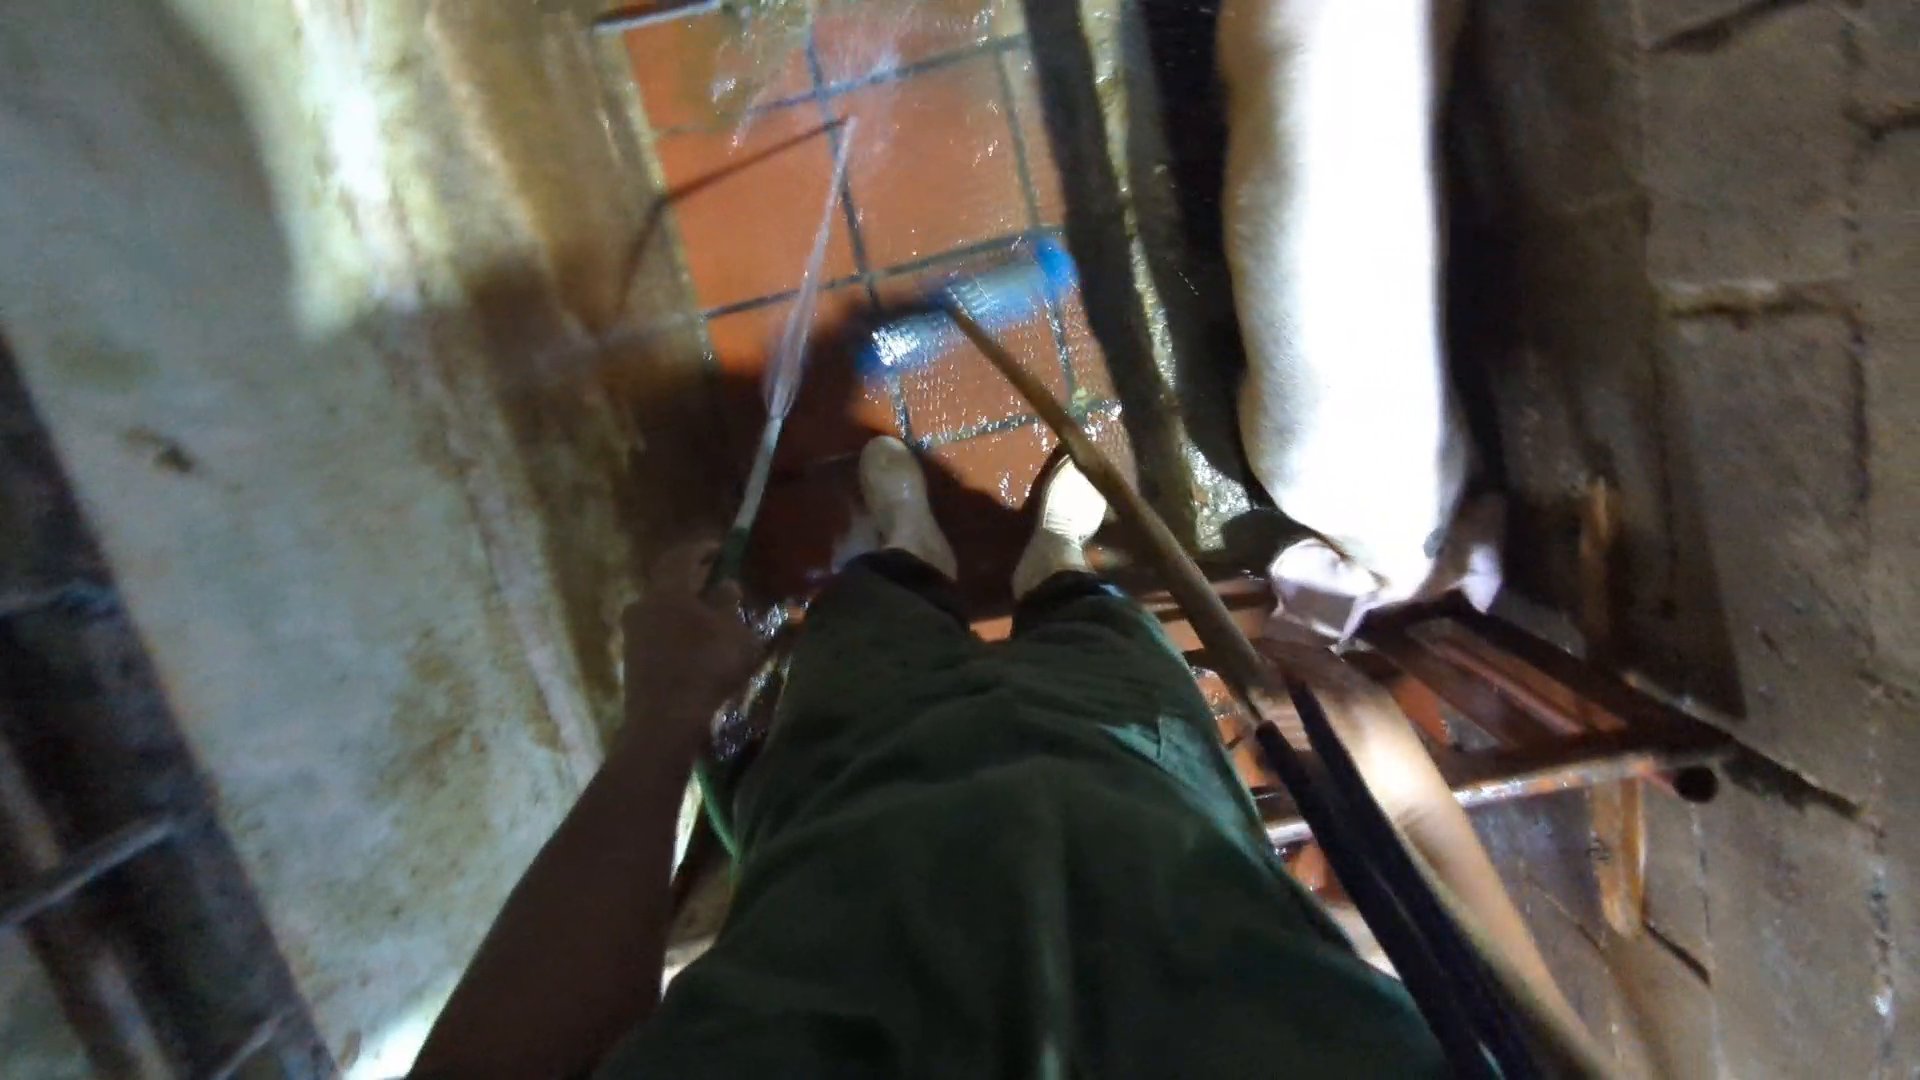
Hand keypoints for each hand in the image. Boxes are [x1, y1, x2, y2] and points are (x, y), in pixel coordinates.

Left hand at [620, 541, 760, 751]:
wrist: (665, 721)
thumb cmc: (706, 666)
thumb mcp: (735, 633)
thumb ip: (729, 604)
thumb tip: (725, 586)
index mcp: (667, 591)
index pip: (682, 556)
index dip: (702, 549)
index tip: (720, 549)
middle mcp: (643, 606)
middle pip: (670, 584)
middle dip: (695, 582)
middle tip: (719, 584)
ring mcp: (633, 634)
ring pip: (664, 611)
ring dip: (687, 610)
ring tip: (714, 620)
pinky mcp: (633, 659)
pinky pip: (659, 633)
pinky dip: (679, 632)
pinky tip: (699, 647)